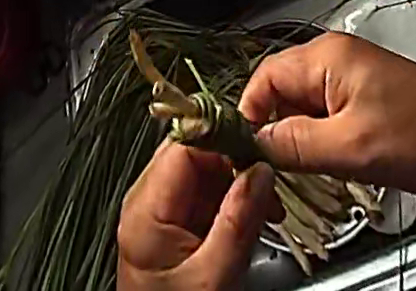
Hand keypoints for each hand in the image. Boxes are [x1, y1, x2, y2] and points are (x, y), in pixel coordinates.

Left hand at [118, 140, 277, 290]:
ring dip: (237, 181)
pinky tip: (253, 217)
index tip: (259, 147)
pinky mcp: (170, 225)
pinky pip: (203, 194)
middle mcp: (145, 200)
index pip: (184, 145)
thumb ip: (237, 221)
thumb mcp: (212, 279)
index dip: (223, 138)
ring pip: (202, 171)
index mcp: (145, 208)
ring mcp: (157, 211)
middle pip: (194, 153)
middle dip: (235, 161)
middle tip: (269, 181)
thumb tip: (261, 169)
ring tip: (268, 205)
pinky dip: (230, 200)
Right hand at [238, 31, 415, 195]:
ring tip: (304, 171)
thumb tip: (253, 145)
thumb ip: (295, 144)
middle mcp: (333, 55)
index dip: (248, 114)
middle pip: (280, 88)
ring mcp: (350, 71)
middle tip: (274, 171)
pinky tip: (329, 161)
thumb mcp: (352, 148)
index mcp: (325, 56)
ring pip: (302, 102)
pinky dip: (318, 134)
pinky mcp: (364, 89)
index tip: (244, 154)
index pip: (264, 77)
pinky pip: (324, 108)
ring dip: (297, 134)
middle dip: (273, 128)